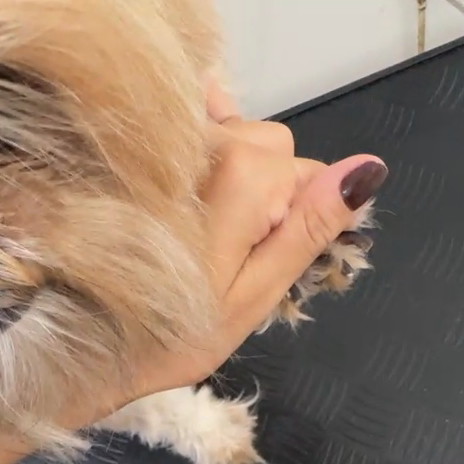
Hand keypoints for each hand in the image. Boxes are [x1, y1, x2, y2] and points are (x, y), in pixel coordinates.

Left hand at [104, 84, 386, 412]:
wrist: (96, 340)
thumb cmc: (178, 333)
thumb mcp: (256, 293)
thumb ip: (309, 228)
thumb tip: (367, 171)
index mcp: (245, 177)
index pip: (309, 176)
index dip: (300, 222)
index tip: (264, 264)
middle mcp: (212, 141)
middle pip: (276, 152)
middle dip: (271, 198)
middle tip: (234, 258)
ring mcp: (177, 142)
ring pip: (243, 140)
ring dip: (239, 184)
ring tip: (205, 241)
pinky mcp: (150, 151)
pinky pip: (203, 123)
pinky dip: (212, 149)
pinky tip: (195, 192)